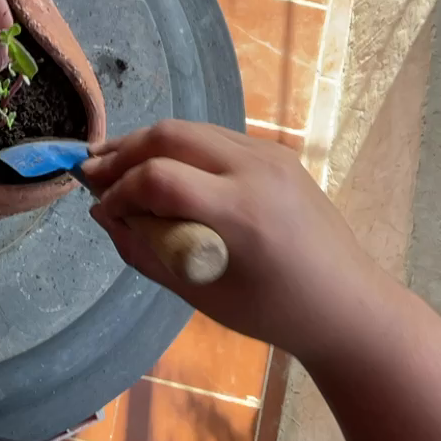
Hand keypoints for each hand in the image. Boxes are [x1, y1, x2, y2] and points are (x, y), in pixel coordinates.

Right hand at [79, 120, 405, 362]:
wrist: (349, 306)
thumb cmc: (272, 312)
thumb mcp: (198, 293)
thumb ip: (144, 250)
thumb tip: (102, 216)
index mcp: (242, 212)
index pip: (160, 178)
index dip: (119, 191)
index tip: (101, 209)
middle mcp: (257, 170)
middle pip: (169, 136)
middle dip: (122, 151)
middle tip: (91, 171)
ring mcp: (270, 155)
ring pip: (188, 128)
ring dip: (144, 143)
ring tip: (112, 161)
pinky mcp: (275, 153)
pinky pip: (211, 137)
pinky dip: (175, 146)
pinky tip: (156, 164)